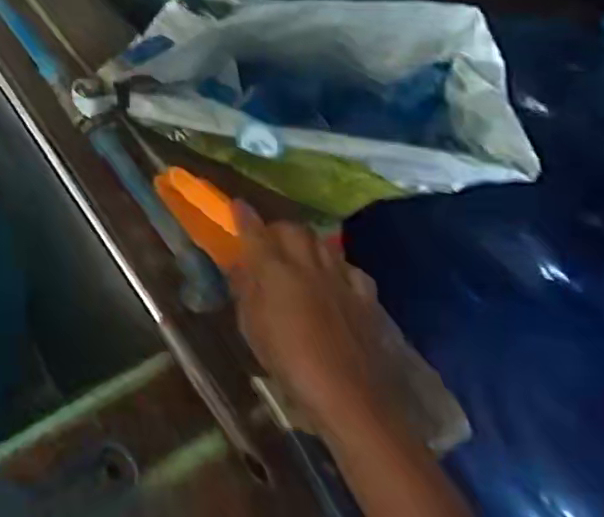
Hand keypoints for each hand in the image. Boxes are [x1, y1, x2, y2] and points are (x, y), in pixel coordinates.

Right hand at [230, 202, 389, 438]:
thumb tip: (241, 268)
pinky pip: (351, 271)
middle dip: (277, 228)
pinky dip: (339, 268)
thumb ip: (245, 291)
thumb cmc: (288, 362)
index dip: (244, 216)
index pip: (255, 232)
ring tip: (299, 255)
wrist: (350, 398)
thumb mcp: (251, 327)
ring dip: (308, 243)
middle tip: (267, 239)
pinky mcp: (366, 301)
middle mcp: (308, 267)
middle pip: (293, 230)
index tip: (237, 205)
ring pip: (323, 244)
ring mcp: (341, 282)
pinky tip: (335, 279)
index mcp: (274, 271)